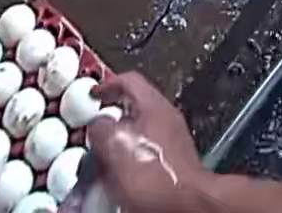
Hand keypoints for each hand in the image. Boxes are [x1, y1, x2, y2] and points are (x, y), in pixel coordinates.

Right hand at [83, 73, 218, 212]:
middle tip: (94, 132)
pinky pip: (145, 151)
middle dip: (112, 118)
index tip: (94, 94)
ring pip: (138, 130)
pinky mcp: (172, 161)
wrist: (187, 203)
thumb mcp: (116, 147)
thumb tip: (96, 124)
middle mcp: (165, 116)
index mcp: (154, 104)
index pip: (129, 80)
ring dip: (119, 140)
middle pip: (134, 106)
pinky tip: (120, 176)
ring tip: (103, 159)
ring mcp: (171, 138)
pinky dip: (130, 157)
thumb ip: (102, 128)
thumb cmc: (156, 176)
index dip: (108, 85)